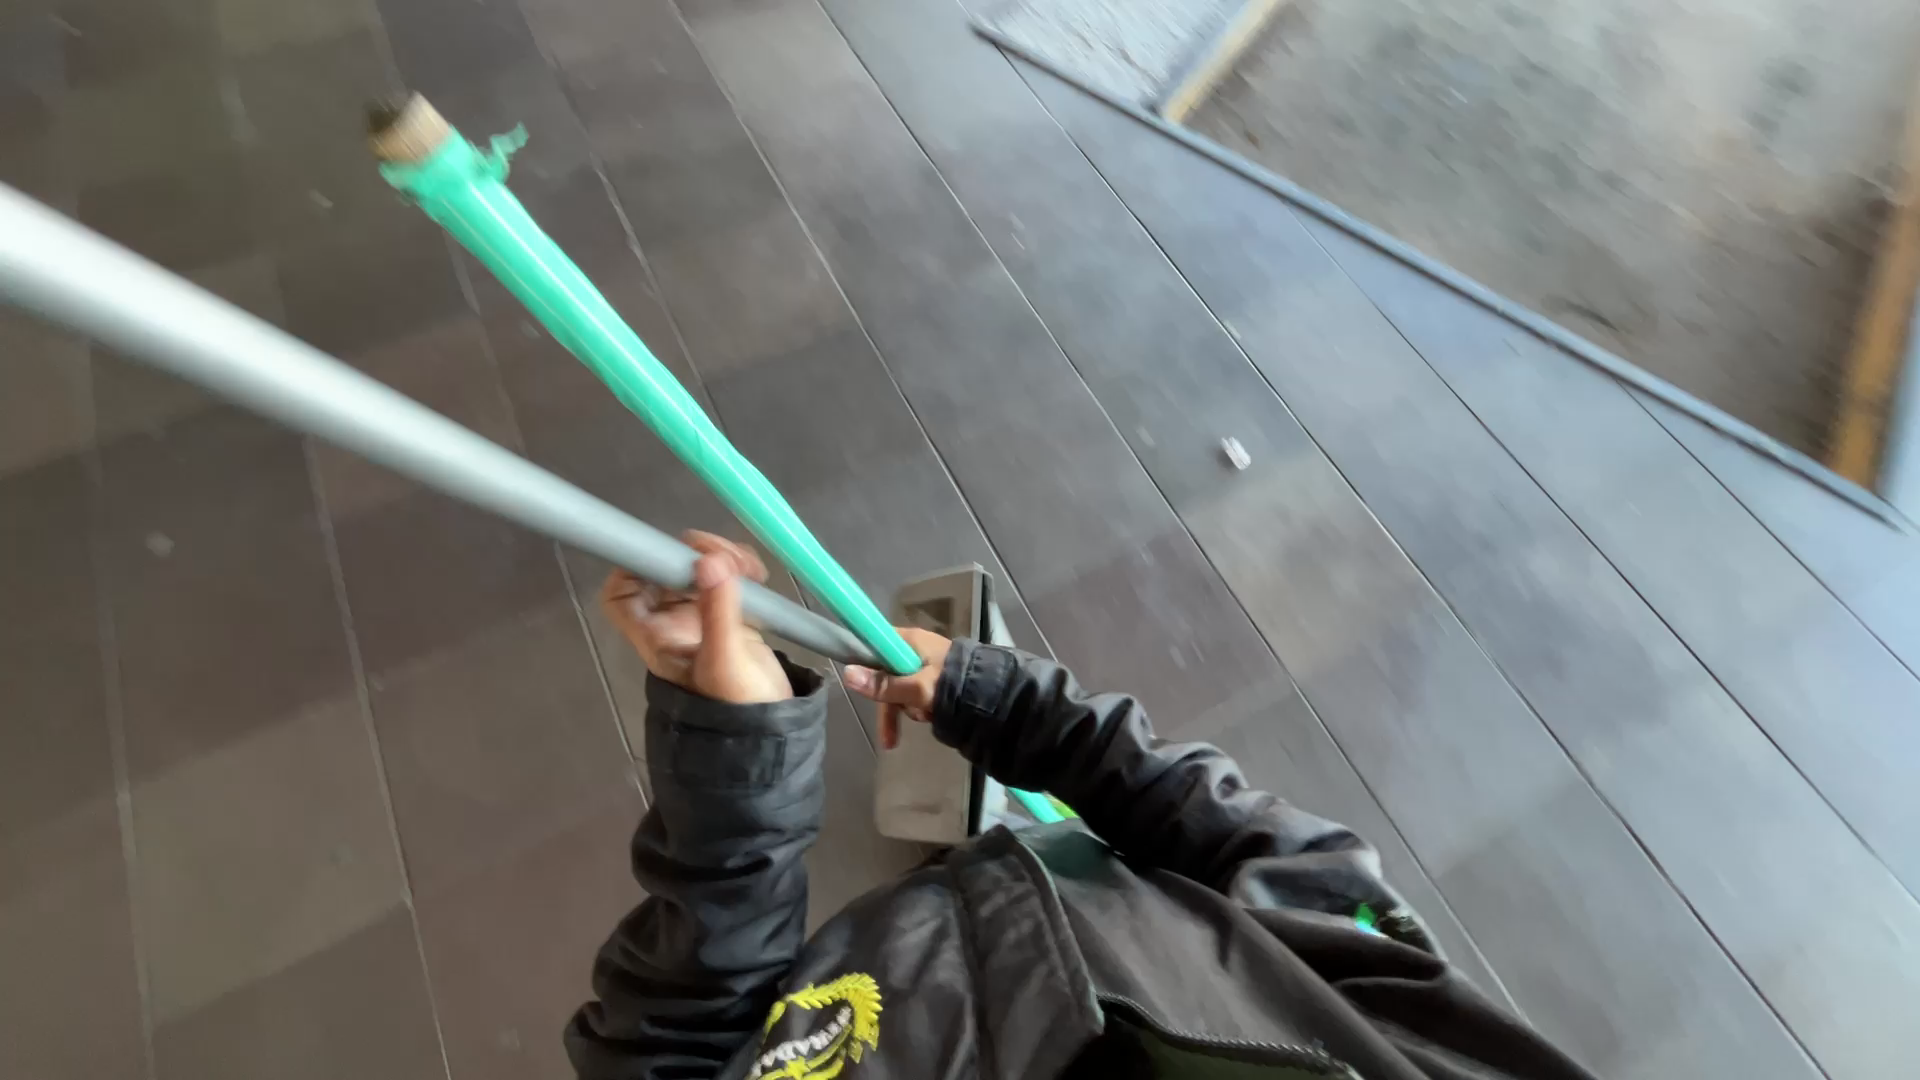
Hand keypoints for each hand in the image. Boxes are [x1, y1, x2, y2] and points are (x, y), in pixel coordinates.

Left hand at [600, 531, 792, 703]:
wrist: (771, 728)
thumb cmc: (736, 703)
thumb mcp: (725, 660)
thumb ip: (718, 610)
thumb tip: (709, 559)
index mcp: (657, 635)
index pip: (622, 594)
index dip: (635, 566)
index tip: (673, 554)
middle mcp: (674, 622)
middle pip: (667, 571)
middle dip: (694, 554)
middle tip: (727, 557)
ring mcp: (703, 617)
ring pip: (699, 569)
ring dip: (722, 557)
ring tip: (749, 569)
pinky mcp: (733, 615)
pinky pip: (728, 579)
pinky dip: (741, 568)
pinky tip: (759, 576)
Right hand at [842, 628, 951, 748]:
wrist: (990, 697)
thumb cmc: (952, 685)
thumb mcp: (916, 687)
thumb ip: (883, 685)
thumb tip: (846, 674)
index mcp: (910, 640)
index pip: (876, 640)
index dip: (865, 659)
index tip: (858, 680)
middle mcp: (915, 650)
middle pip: (887, 673)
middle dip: (890, 704)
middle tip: (888, 736)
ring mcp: (925, 666)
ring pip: (901, 688)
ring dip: (907, 708)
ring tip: (924, 718)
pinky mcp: (934, 681)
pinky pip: (915, 695)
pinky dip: (919, 709)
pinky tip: (929, 718)